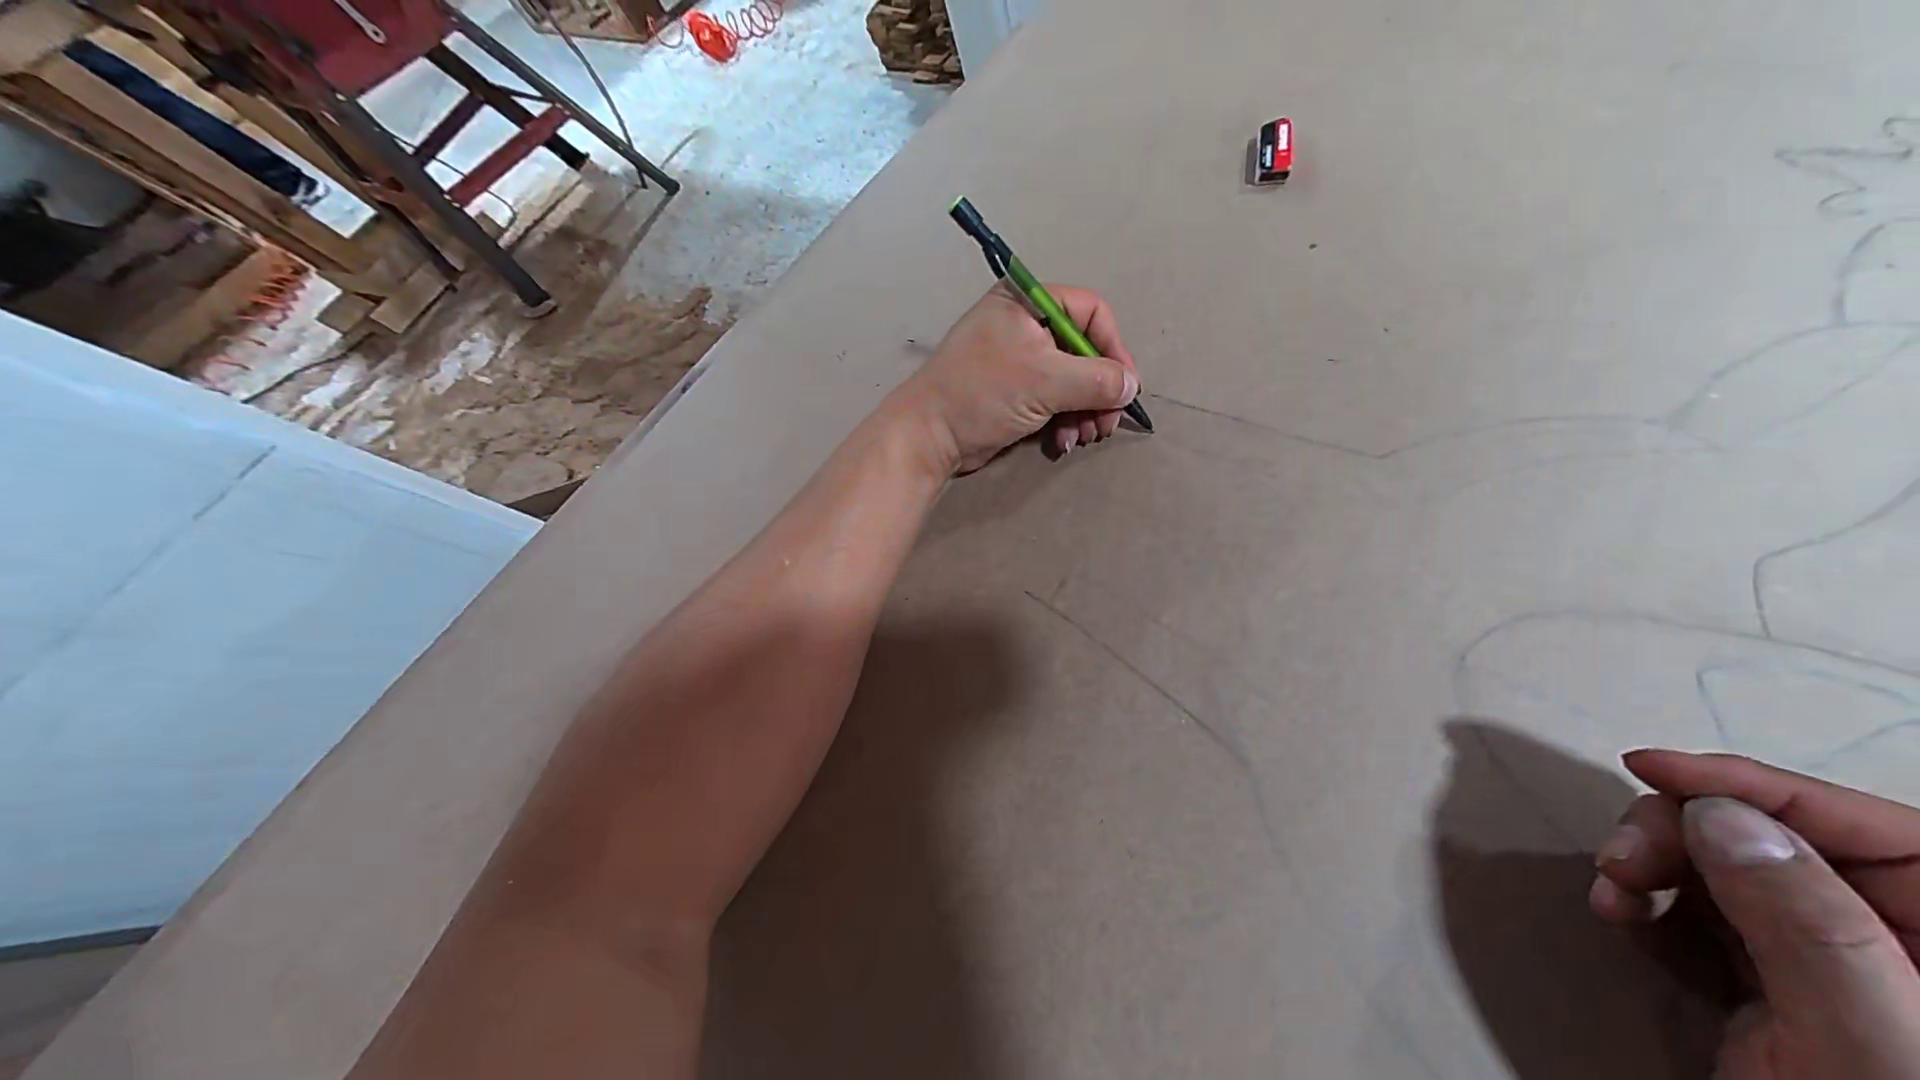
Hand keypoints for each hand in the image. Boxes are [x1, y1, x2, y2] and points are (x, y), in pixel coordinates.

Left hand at [884, 283, 1141, 474]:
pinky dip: (1064, 421)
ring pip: (1071, 381)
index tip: (1125, 386)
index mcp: (1027, 302)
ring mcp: (1017, 360)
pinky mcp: (1012, 392)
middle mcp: (1023, 325)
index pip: (1090, 313)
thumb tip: (1131, 386)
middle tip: (1105, 424)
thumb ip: (1097, 380)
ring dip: (1083, 412)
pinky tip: (1063, 442)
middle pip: (1084, 351)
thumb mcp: (1046, 381)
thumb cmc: (981, 394)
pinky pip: (1053, 400)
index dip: (1112, 349)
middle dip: (1098, 391)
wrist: (928, 436)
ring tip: (1084, 437)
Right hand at [1590, 749, 1919, 1078]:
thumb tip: (1714, 814)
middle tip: (1619, 862)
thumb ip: (1810, 927)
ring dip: (1649, 863)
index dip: (1752, 785)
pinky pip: (1695, 908)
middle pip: (1772, 839)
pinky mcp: (1766, 979)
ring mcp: (1826, 961)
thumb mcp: (1866, 1044)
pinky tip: (1619, 914)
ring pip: (1720, 864)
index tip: (1647, 766)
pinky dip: (1645, 899)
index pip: (1868, 828)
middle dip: (1678, 833)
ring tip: (1611, 894)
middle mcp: (1897, 940)